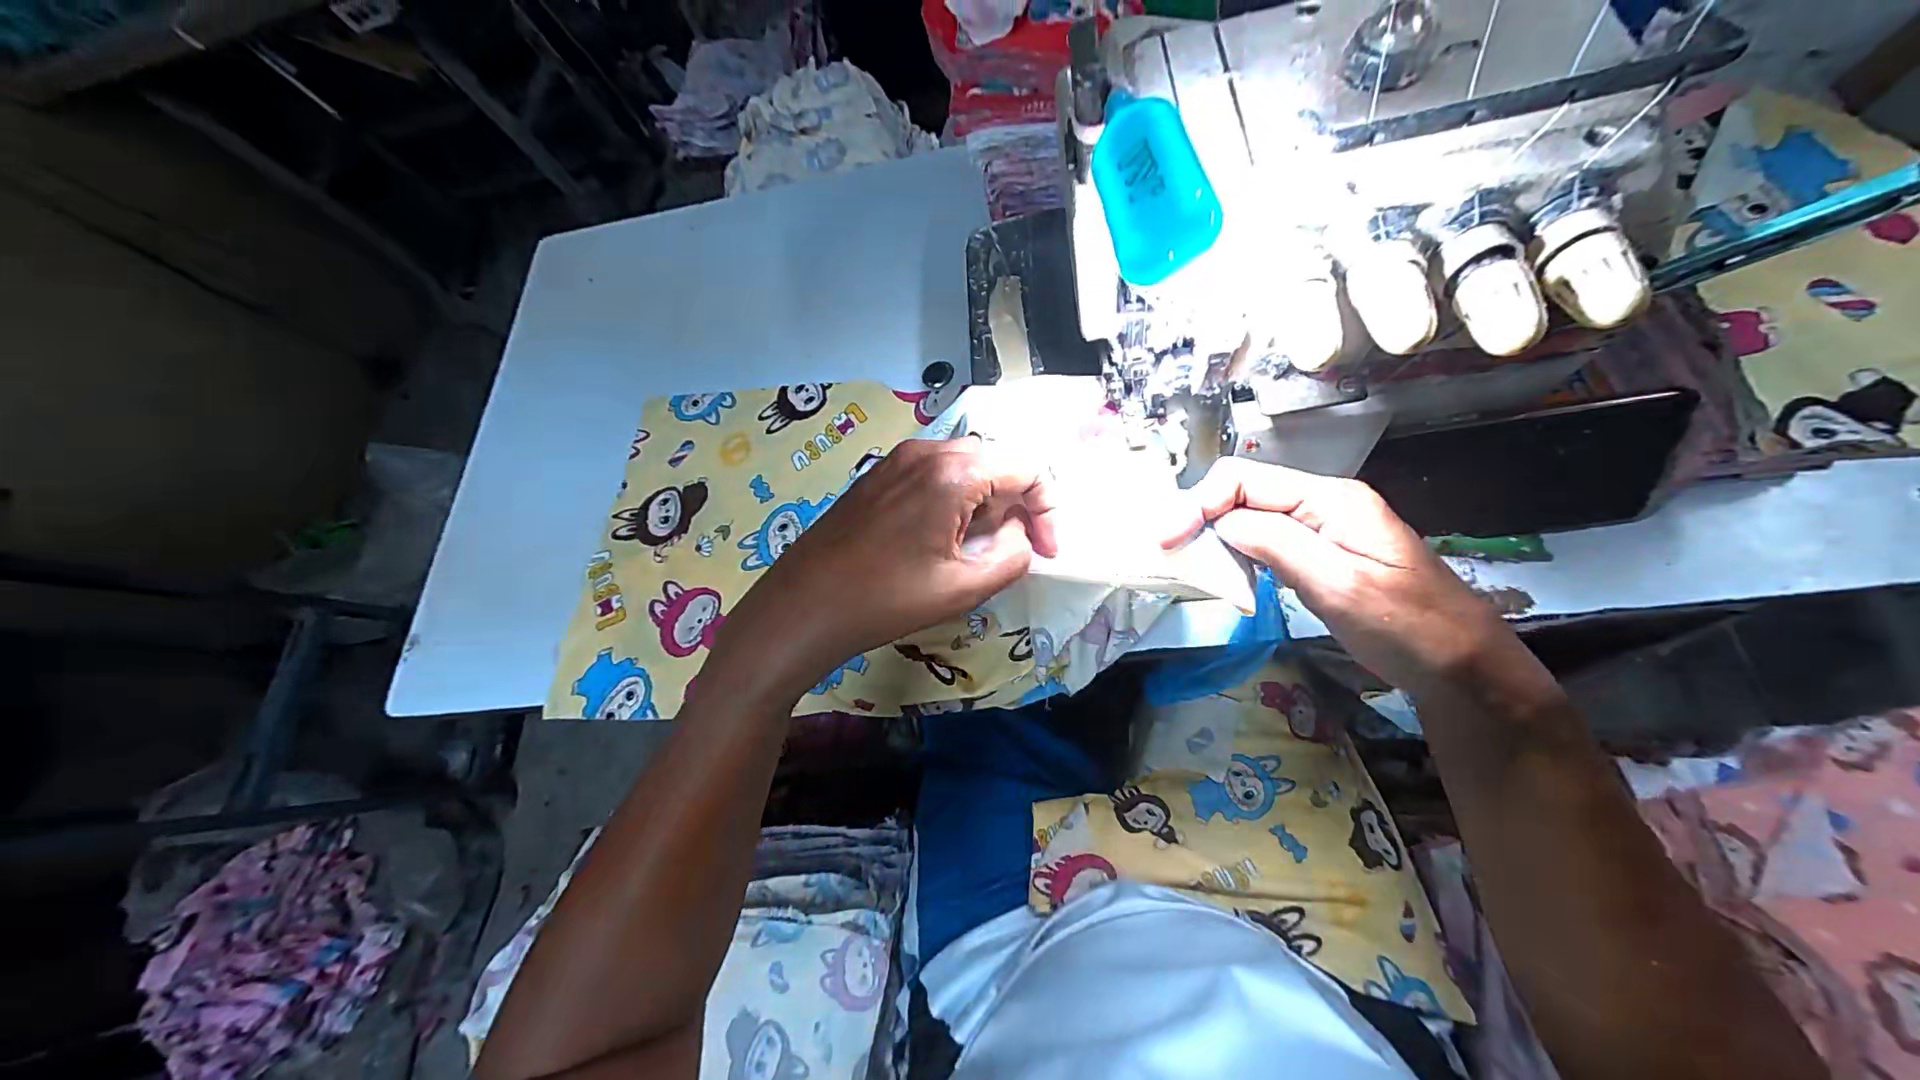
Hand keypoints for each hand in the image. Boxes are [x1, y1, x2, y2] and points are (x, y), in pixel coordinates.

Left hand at [718, 436, 1056, 694]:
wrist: (803, 606)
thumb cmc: (886, 600)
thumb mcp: (964, 587)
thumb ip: (1012, 555)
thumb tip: (1018, 534)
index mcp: (952, 472)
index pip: (1026, 469)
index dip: (1046, 511)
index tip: (1045, 552)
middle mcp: (926, 452)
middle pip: (994, 462)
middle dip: (1014, 504)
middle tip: (1008, 549)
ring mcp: (896, 461)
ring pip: (963, 468)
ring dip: (982, 502)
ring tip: (973, 548)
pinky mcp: (877, 476)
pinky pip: (932, 475)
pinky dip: (951, 499)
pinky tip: (937, 539)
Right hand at [1164, 457, 1518, 693]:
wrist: (1463, 668)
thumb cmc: (1408, 628)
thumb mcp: (1338, 584)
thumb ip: (1276, 542)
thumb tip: (1218, 521)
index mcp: (1330, 499)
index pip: (1243, 480)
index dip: (1197, 505)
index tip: (1168, 543)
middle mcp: (1323, 503)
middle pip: (1242, 493)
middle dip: (1199, 518)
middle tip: (1171, 556)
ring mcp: (1322, 527)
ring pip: (1249, 516)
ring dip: (1214, 537)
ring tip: (1191, 566)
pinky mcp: (1320, 553)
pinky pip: (1265, 540)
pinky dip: (1236, 554)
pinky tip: (1226, 575)